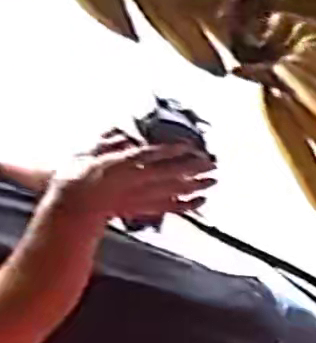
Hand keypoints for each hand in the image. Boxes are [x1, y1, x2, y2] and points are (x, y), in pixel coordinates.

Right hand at [50, 137, 214, 219]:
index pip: (153, 153)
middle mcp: (139, 178)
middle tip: (212, 163)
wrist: (76, 205)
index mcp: (122, 163)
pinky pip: (177, 207)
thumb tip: (121, 134)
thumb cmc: (76, 177)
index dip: (173, 149)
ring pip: (181, 188)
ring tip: (214, 180)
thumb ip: (105, 145)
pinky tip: (203, 200)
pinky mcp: (151, 208)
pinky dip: (193, 204)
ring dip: (200, 184)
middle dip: (196, 166)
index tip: (189, 146)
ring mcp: (148, 194)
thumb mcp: (85, 155)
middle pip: (174, 170)